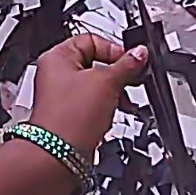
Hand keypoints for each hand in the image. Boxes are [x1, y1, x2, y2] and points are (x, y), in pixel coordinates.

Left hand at [28, 33, 148, 153]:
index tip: (131, 60)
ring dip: (114, 91)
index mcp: (57, 58)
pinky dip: (107, 105)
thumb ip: (126, 65)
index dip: (114, 49)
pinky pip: (94, 103)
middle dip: (116, 73)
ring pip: (96, 84)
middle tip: (131, 79)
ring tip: (124, 99)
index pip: (91, 40)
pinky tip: (116, 112)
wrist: (59, 154)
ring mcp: (63, 96)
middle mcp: (57, 75)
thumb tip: (139, 53)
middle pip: (95, 63)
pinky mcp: (71, 114)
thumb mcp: (106, 83)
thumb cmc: (69, 117)